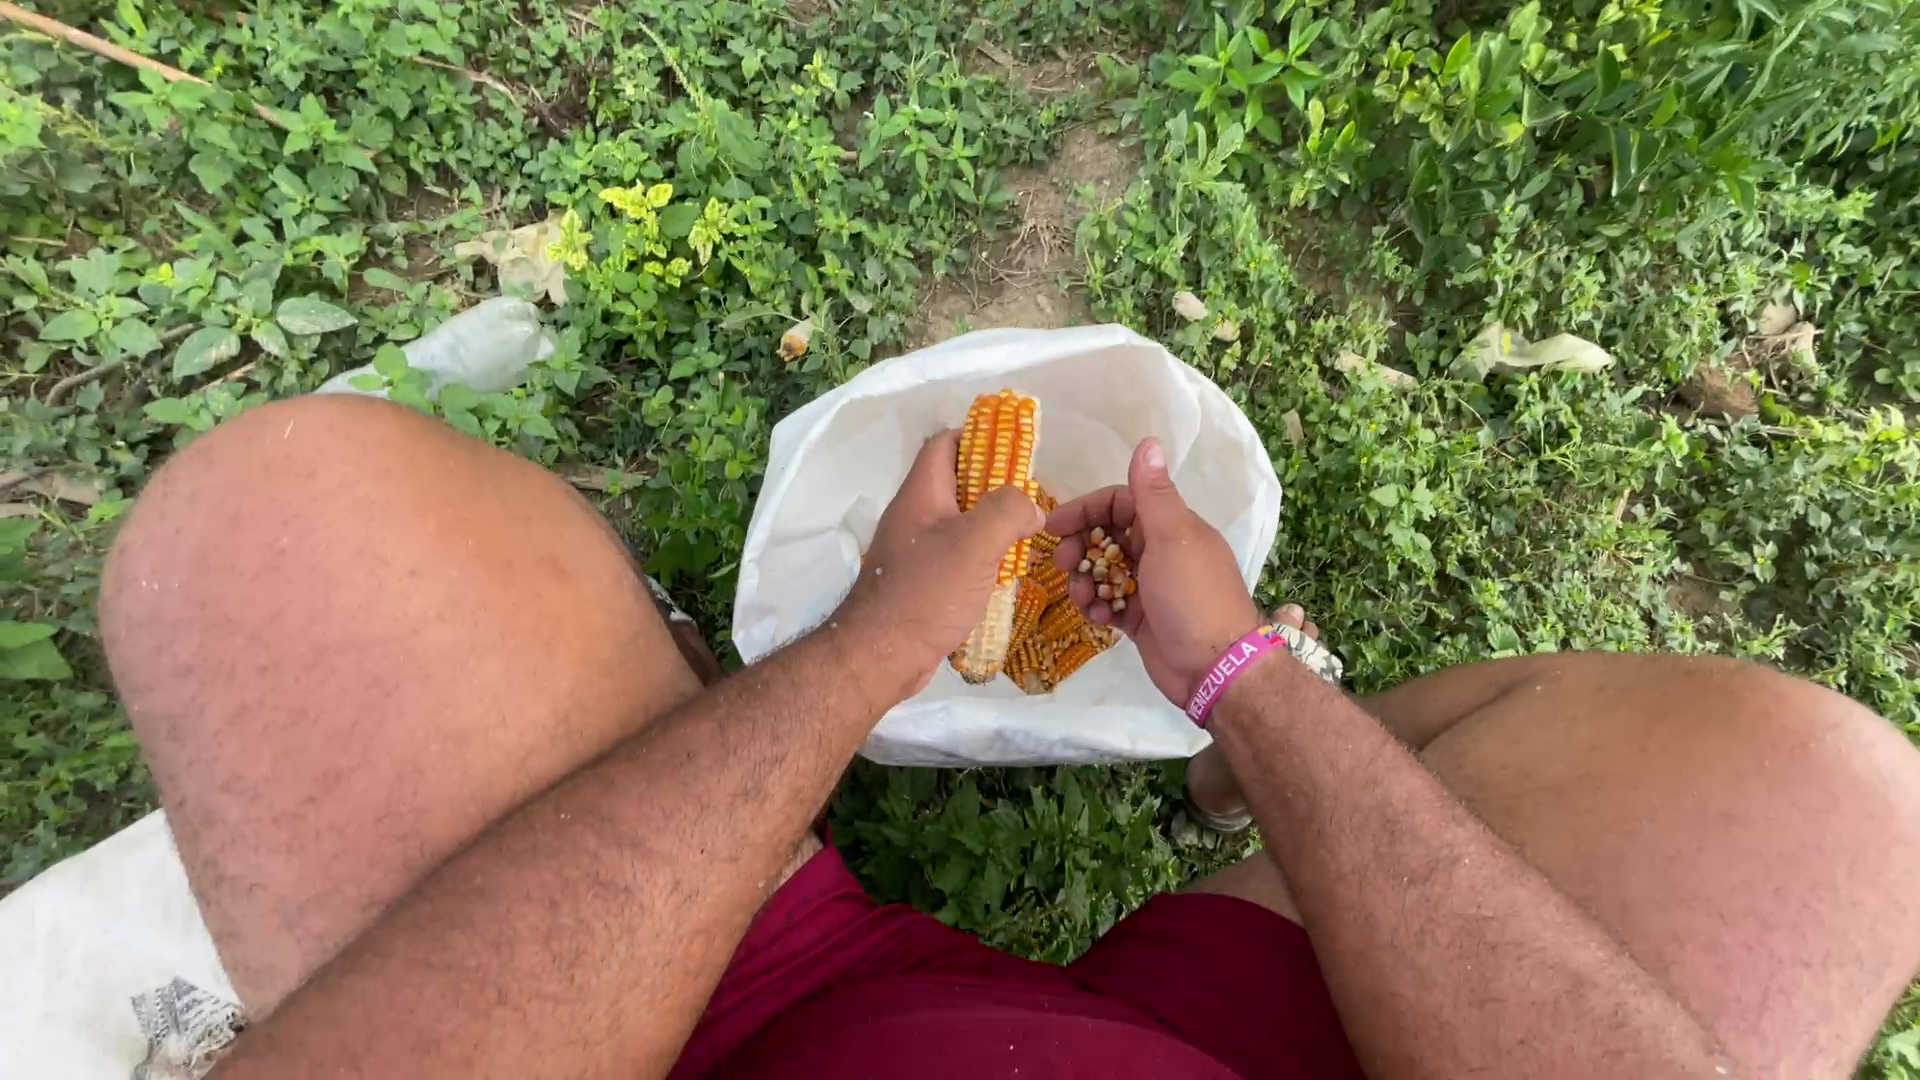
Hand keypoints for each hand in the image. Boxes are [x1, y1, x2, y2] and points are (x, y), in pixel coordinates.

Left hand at [837, 430, 1043, 698]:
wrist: (883, 654)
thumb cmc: (927, 591)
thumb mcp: (975, 542)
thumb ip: (1007, 511)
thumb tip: (1031, 507)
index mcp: (921, 494)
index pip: (944, 444)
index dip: (977, 438)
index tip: (1013, 452)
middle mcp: (913, 516)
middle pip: (956, 484)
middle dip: (994, 488)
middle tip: (1028, 502)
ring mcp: (914, 550)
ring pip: (959, 523)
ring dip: (991, 527)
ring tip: (1024, 538)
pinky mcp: (920, 581)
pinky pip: (955, 557)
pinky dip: (980, 559)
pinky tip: (1003, 574)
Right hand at [1048, 438, 1260, 705]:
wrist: (1214, 668)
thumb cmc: (1192, 597)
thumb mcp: (1172, 538)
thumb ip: (1153, 493)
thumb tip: (1149, 440)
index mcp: (1170, 526)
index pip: (1118, 503)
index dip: (1085, 510)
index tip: (1054, 526)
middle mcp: (1159, 551)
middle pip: (1105, 536)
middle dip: (1079, 548)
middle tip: (1063, 565)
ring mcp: (1149, 585)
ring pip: (1102, 571)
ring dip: (1085, 581)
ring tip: (1083, 598)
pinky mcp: (1140, 616)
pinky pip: (1107, 601)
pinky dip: (1097, 607)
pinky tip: (1098, 618)